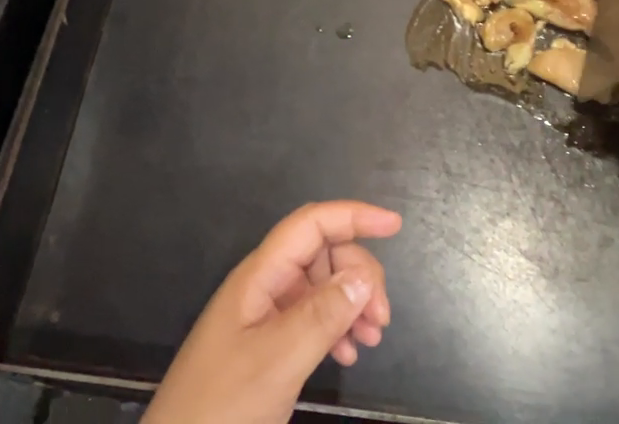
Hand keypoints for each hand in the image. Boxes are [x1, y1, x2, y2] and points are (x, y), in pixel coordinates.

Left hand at [143, 201, 402, 423]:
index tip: (395, 225)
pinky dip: (338, 328)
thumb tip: (363, 276)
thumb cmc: (223, 402)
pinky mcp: (270, 341)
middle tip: (381, 318)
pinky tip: (348, 355)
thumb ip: (321, 316)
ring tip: (371, 339)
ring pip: (323, 286)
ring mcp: (266, 313)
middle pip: (323, 253)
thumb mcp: (277, 360)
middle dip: (360, 274)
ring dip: (353, 304)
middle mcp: (265, 285)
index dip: (353, 216)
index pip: (311, 224)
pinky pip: (314, 317)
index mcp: (260, 274)